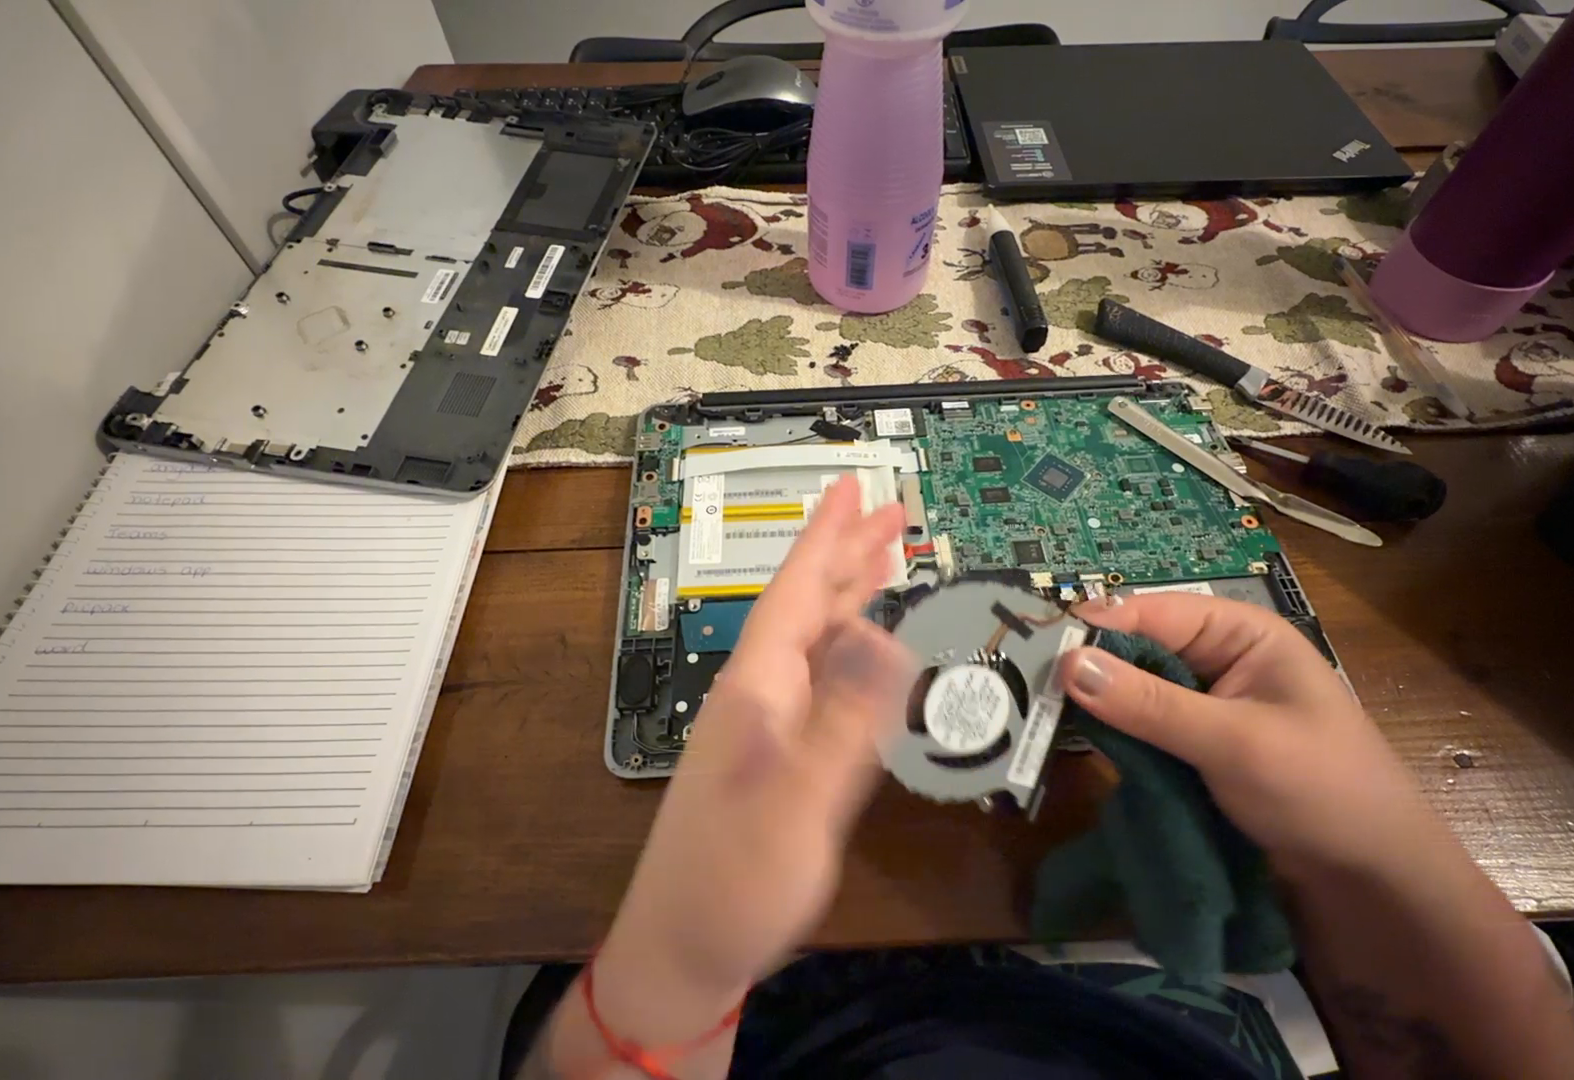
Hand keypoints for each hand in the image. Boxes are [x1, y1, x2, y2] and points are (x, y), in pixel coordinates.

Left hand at [603, 475, 914, 1004]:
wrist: (684, 946)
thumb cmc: (732, 882)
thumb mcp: (795, 804)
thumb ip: (843, 721)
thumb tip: (885, 637)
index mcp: (756, 689)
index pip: (795, 594)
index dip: (825, 539)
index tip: (850, 488)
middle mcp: (758, 694)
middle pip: (806, 606)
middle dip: (846, 553)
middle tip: (889, 512)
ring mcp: (766, 724)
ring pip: (814, 640)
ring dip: (850, 594)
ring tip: (886, 558)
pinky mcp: (777, 753)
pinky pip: (819, 679)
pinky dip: (849, 649)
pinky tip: (866, 645)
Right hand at [1057, 593, 1442, 881]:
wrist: (1373, 882)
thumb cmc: (1322, 792)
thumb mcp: (1234, 743)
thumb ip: (1149, 704)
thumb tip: (1068, 665)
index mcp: (1241, 634)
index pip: (1152, 613)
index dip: (1096, 628)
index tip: (1038, 651)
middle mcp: (1216, 658)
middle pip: (1135, 647)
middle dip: (1089, 667)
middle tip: (1027, 686)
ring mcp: (1203, 702)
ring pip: (1131, 687)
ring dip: (1094, 702)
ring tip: (1036, 711)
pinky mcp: (1191, 742)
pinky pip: (1138, 723)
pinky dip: (1110, 730)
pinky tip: (1072, 737)